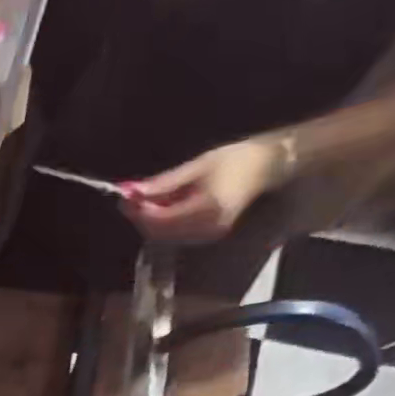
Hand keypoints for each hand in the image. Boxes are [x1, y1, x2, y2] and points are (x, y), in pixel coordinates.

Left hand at [121, 137, 290, 243]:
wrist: (269, 166)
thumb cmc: (235, 159)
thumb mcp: (197, 165)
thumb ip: (164, 183)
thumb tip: (132, 192)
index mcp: (207, 208)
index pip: (161, 219)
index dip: (139, 211)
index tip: (125, 196)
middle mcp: (207, 227)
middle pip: (159, 232)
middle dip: (140, 216)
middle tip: (129, 198)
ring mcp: (208, 235)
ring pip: (164, 236)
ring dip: (149, 220)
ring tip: (144, 199)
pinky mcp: (207, 236)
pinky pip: (175, 234)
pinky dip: (162, 223)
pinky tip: (161, 207)